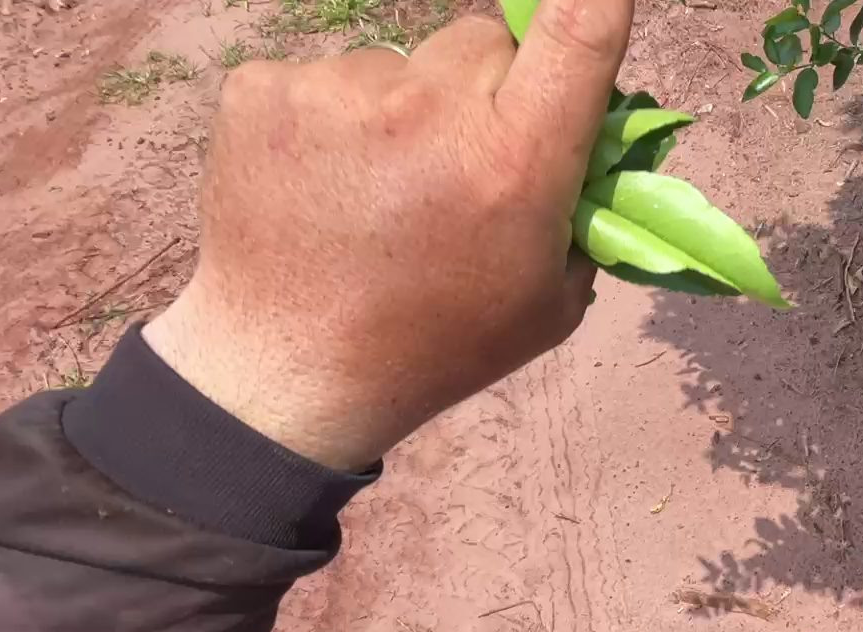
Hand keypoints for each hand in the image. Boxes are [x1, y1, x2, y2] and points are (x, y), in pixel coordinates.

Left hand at [143, 4, 632, 469]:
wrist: (299, 365)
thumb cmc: (447, 344)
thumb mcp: (552, 304)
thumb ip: (582, 219)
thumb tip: (587, 160)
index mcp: (514, 164)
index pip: (577, 31)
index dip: (598, 1)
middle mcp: (431, 107)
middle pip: (486, 39)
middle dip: (496, 86)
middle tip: (475, 157)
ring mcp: (339, 88)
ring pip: (407, 62)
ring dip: (415, 109)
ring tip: (390, 190)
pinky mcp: (264, 85)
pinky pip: (332, 78)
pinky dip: (345, 122)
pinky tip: (335, 185)